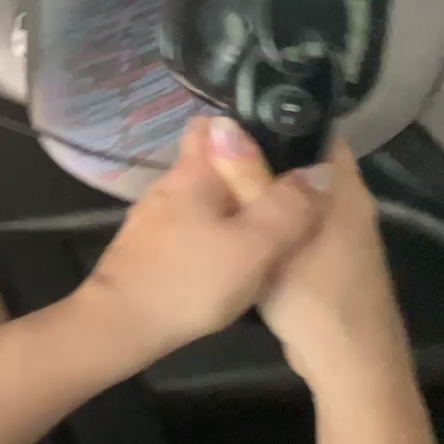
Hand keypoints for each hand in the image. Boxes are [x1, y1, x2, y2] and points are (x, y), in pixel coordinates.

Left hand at [75, 116, 327, 362]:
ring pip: (203, 191)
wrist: (124, 318)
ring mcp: (155, 210)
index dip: (247, 125)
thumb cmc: (191, 279)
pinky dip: (217, 221)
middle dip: (248, 165)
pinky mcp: (151, 238)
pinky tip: (235, 244)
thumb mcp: (253, 245)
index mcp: (191, 173)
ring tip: (275, 216)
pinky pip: (192, 217)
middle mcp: (169, 182)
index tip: (285, 137)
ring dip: (234, 197)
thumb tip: (320, 167)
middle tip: (292, 187)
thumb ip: (285, 206)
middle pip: (211, 158)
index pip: (213, 125)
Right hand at [208, 128, 409, 387]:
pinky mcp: (325, 257)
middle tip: (209, 139)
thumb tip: (221, 124)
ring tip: (211, 167)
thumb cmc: (314, 297)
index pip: (318, 132)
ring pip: (294, 191)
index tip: (234, 103)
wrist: (351, 370)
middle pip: (301, 161)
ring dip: (259, 180)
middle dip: (259, 147)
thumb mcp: (269, 234)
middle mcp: (348, 206)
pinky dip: (265, 209)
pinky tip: (233, 214)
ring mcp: (340, 234)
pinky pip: (291, 215)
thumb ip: (247, 179)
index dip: (280, 112)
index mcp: (345, 192)